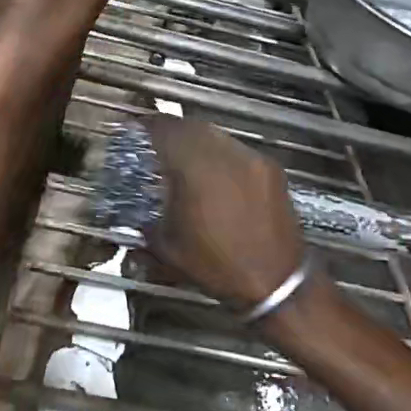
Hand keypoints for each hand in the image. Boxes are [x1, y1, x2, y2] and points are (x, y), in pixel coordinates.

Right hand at [143, 116, 303, 305]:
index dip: (146, 126)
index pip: (166, 130)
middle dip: (169, 129)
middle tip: (154, 139)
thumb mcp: (167, 245)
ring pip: (215, 133)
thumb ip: (144, 215)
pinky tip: (211, 170)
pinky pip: (235, 148)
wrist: (279, 285)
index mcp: (196, 170)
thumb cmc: (217, 267)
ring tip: (182, 154)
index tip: (134, 129)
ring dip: (194, 138)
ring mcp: (251, 160)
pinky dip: (217, 151)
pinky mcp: (270, 169)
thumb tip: (130, 203)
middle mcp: (225, 157)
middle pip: (190, 125)